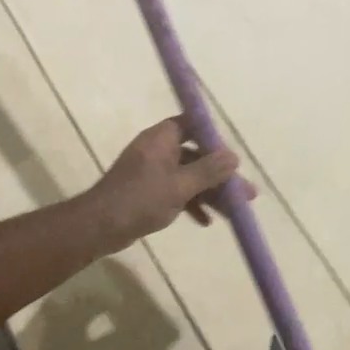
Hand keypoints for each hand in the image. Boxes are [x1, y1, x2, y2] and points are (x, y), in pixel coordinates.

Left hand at [85, 117, 256, 248]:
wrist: (103, 225)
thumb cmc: (141, 198)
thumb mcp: (180, 185)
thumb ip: (208, 171)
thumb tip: (233, 156)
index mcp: (160, 139)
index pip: (189, 124)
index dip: (211, 136)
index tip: (232, 155)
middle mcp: (157, 150)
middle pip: (195, 155)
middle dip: (220, 174)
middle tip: (247, 193)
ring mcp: (152, 171)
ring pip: (189, 176)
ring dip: (211, 192)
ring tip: (236, 213)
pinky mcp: (149, 191)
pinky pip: (177, 191)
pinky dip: (192, 202)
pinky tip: (206, 221)